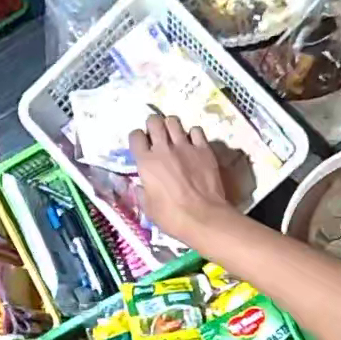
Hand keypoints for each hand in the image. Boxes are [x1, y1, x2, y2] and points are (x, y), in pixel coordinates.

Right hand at [131, 113, 240, 242]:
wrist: (204, 217)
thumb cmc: (172, 217)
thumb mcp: (148, 208)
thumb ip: (142, 192)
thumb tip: (140, 186)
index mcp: (146, 162)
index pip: (136, 136)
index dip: (137, 139)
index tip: (141, 147)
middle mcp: (164, 149)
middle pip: (154, 121)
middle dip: (153, 126)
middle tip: (157, 137)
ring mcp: (185, 146)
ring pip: (174, 121)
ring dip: (171, 127)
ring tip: (174, 138)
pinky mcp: (204, 149)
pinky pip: (196, 130)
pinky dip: (193, 134)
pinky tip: (193, 144)